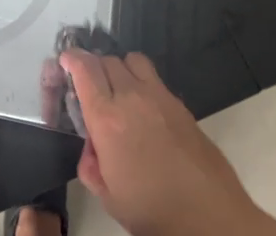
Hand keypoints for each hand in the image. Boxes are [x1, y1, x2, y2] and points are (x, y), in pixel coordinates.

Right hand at [60, 50, 275, 235]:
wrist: (209, 216)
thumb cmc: (153, 210)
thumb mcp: (108, 196)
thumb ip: (89, 166)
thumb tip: (91, 147)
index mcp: (107, 118)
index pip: (84, 68)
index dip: (71, 59)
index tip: (65, 61)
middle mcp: (132, 97)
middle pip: (107, 59)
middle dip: (93, 66)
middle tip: (90, 86)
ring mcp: (160, 97)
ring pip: (133, 60)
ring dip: (120, 67)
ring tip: (118, 89)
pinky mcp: (181, 105)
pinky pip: (155, 78)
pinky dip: (143, 82)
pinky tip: (144, 109)